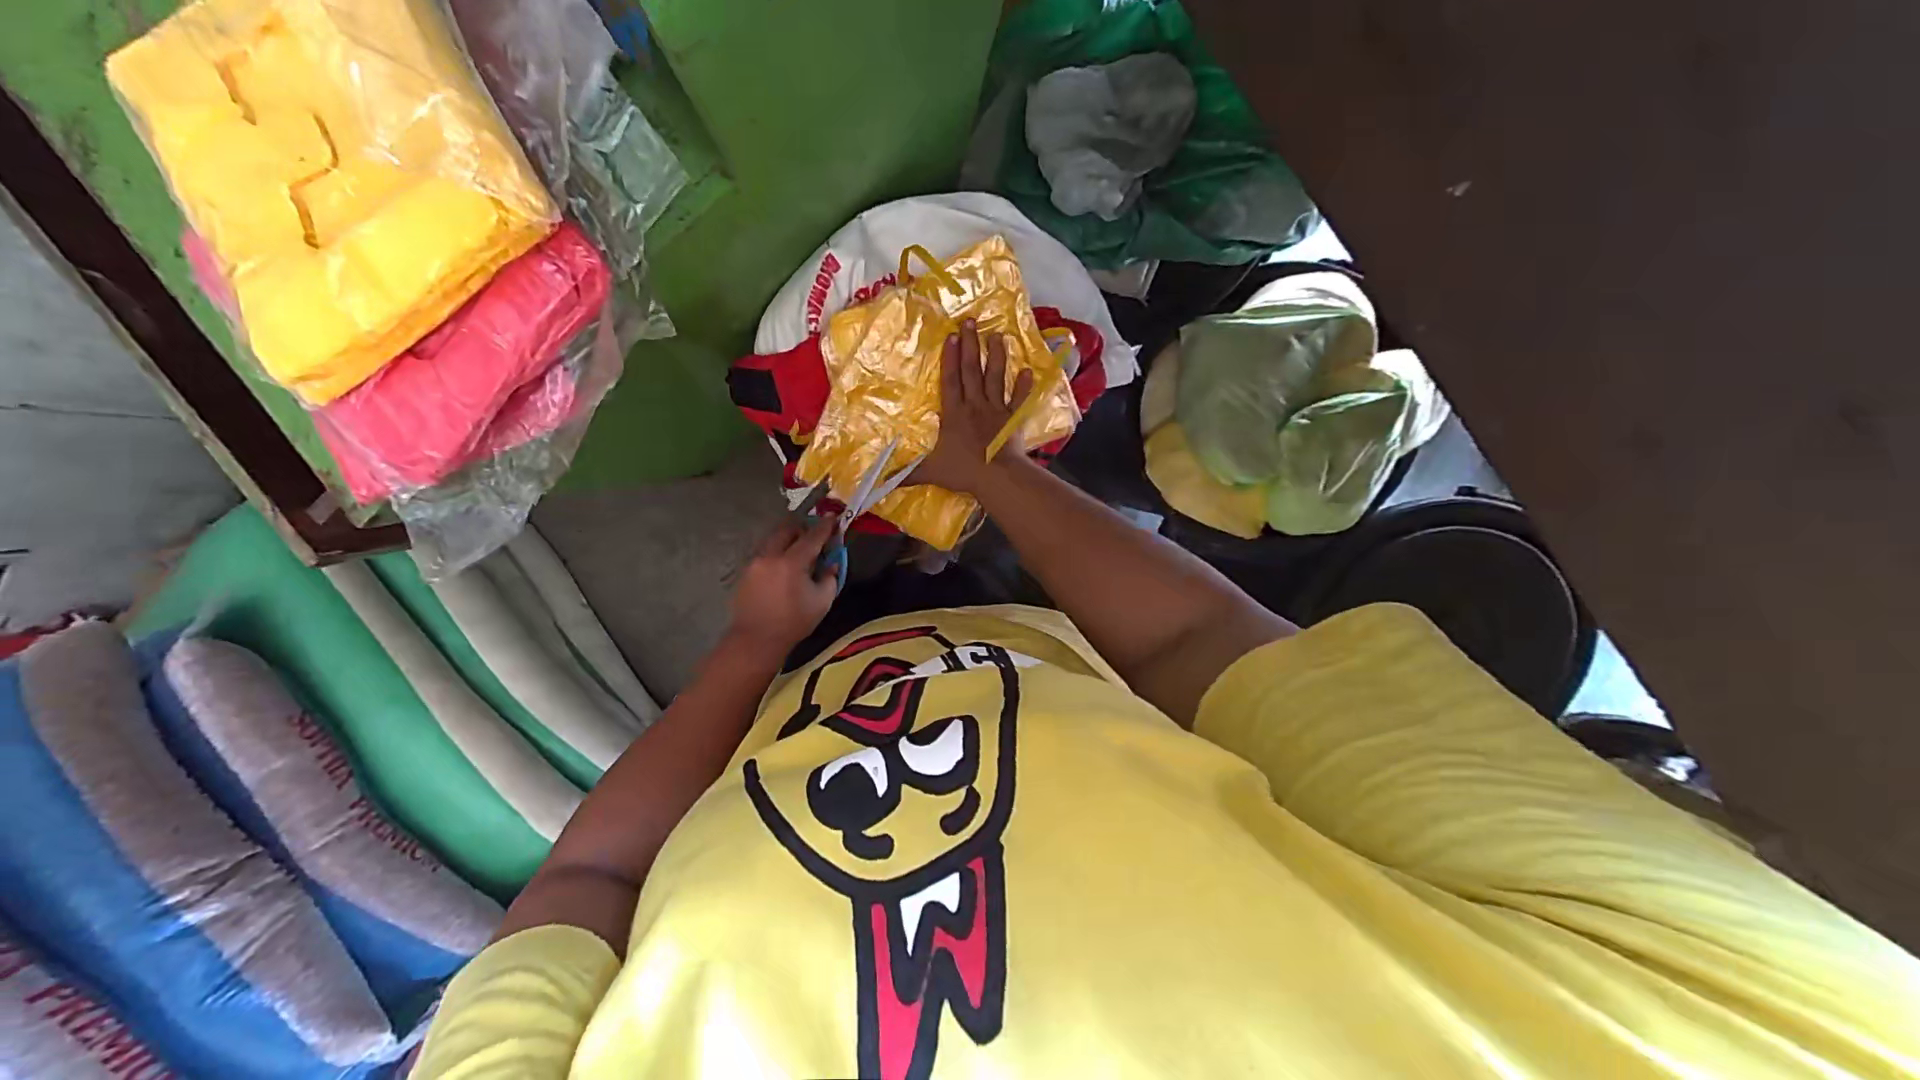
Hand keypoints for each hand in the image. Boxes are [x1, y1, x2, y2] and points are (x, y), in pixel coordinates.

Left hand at [728, 517, 839, 657]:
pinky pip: (765, 553)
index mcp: (792, 562)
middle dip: (803, 528)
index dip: (825, 525)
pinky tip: (782, 569)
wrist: (756, 640)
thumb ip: (830, 577)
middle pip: (787, 529)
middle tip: (814, 537)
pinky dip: (777, 553)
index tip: (834, 517)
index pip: (812, 536)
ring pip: (773, 540)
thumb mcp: (822, 602)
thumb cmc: (794, 622)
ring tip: (798, 553)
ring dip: (788, 540)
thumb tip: (831, 562)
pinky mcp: (745, 571)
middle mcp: (771, 555)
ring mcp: (755, 562)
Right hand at [918, 320, 1034, 494]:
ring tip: (998, 336)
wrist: (998, 477)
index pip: (950, 380)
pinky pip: (1019, 400)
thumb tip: (882, 479)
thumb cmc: (964, 470)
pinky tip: (1028, 371)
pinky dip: (1024, 386)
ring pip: (996, 378)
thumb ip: (908, 472)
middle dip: (971, 346)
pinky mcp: (1013, 420)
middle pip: (972, 371)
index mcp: (954, 413)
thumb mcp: (931, 471)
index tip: (952, 336)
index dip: (950, 358)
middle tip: (972, 322)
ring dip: (997, 357)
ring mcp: (996, 410)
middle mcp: (975, 405)